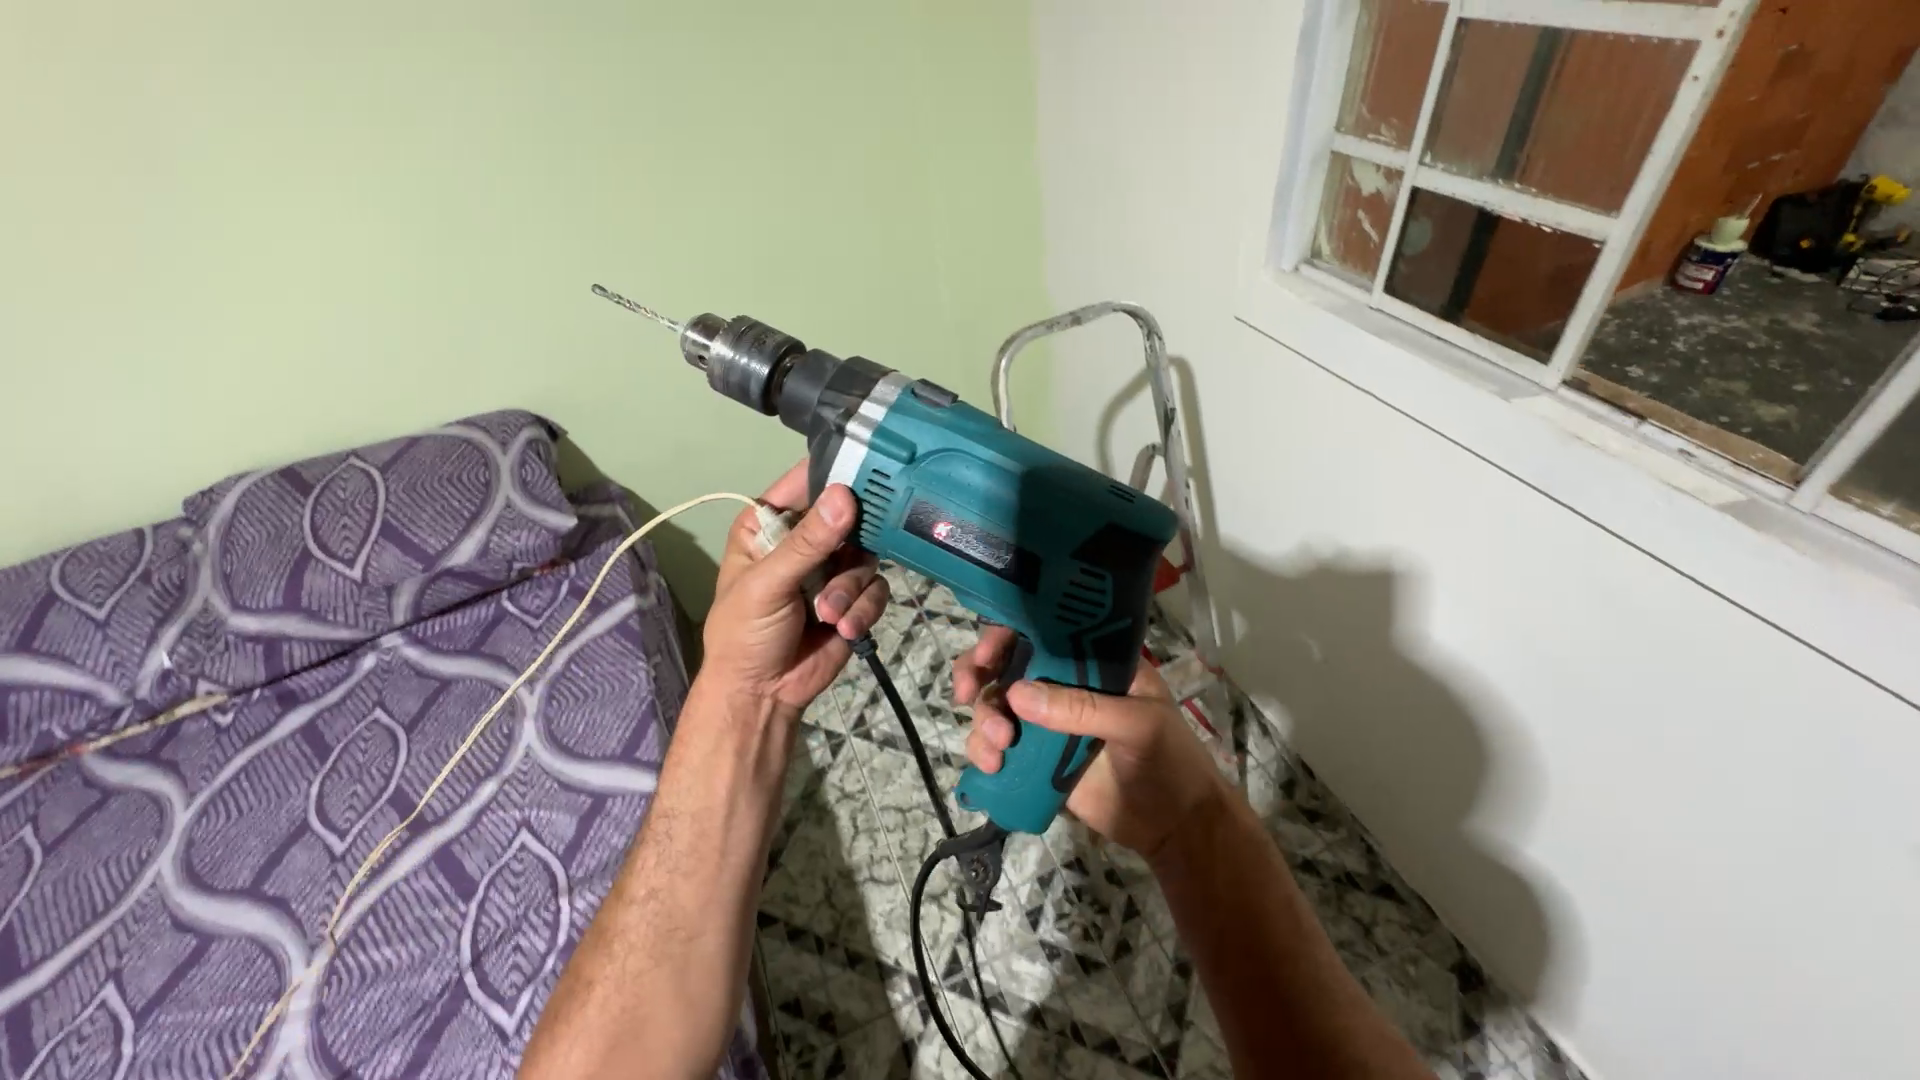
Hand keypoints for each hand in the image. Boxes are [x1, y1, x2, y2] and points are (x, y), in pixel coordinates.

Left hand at [699, 460, 890, 715]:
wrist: (762, 695)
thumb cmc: (745, 633)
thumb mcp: (769, 584)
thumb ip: (808, 542)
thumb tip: (844, 495)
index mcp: (770, 524)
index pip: (805, 483)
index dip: (835, 476)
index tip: (867, 474)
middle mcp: (804, 540)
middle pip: (848, 517)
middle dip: (852, 544)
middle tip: (853, 556)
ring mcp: (832, 569)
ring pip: (866, 557)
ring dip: (850, 589)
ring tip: (829, 615)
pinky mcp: (854, 599)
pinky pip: (875, 589)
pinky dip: (862, 610)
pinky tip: (843, 628)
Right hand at [954, 626, 1223, 858]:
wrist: (1177, 828)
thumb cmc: (1171, 761)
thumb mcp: (1138, 724)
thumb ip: (1082, 708)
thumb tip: (1016, 694)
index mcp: (1092, 662)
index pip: (1040, 633)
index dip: (1005, 636)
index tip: (986, 654)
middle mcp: (1063, 685)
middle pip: (1004, 665)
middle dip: (978, 675)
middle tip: (968, 695)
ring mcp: (1047, 723)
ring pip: (995, 706)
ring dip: (984, 720)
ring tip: (999, 748)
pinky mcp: (1036, 761)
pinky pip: (997, 747)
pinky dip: (983, 751)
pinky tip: (992, 767)